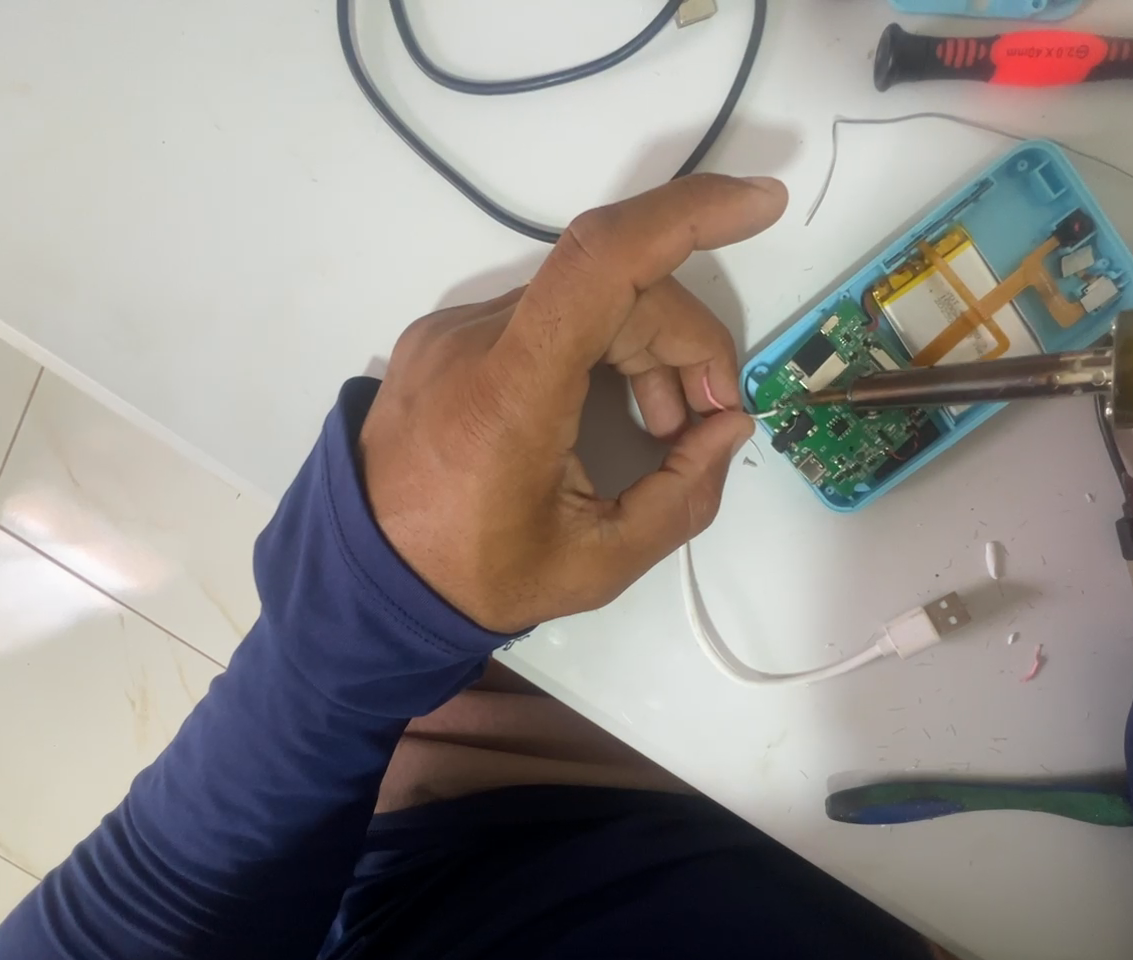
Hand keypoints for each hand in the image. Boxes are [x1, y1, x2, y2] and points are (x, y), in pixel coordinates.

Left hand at [360, 175, 786, 632]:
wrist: (369, 580)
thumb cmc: (480, 579)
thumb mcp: (599, 563)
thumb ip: (684, 496)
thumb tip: (729, 424)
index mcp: (511, 393)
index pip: (603, 262)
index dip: (690, 214)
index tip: (763, 205)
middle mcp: (474, 340)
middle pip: (615, 287)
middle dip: (686, 342)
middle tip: (706, 422)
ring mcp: (452, 332)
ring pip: (583, 299)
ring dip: (645, 350)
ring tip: (659, 430)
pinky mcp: (445, 340)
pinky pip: (546, 317)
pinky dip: (600, 350)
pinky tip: (606, 412)